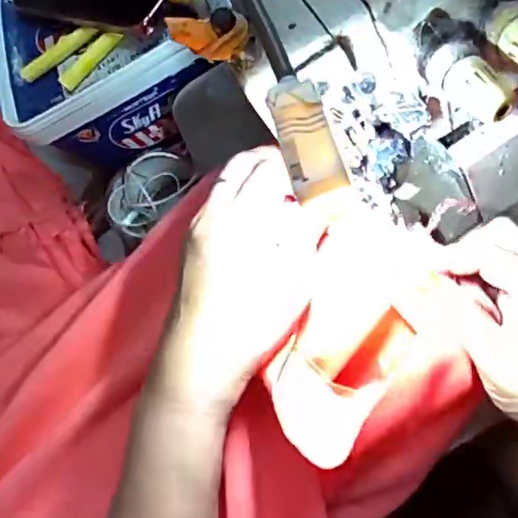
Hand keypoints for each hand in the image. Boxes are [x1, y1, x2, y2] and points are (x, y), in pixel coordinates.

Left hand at [149, 147, 325, 419]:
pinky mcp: (192, 243)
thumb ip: (310, 227)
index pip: (273, 164)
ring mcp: (198, 225)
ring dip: (254, 175)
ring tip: (283, 192)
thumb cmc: (255, 319)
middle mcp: (215, 210)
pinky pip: (218, 200)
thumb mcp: (298, 274)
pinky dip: (240, 194)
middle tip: (302, 171)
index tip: (322, 164)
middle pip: (244, 163)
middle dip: (274, 159)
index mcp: (243, 213)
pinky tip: (258, 218)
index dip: (301, 160)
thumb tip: (326, 197)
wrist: (201, 358)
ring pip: (228, 180)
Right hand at [443, 234, 517, 453]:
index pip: (487, 251)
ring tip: (449, 299)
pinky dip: (491, 289)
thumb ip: (459, 317)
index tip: (420, 274)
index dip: (450, 259)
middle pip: (500, 246)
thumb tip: (425, 288)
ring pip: (507, 263)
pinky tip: (475, 312)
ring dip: (476, 274)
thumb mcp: (494, 358)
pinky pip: (516, 283)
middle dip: (463, 259)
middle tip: (435, 282)